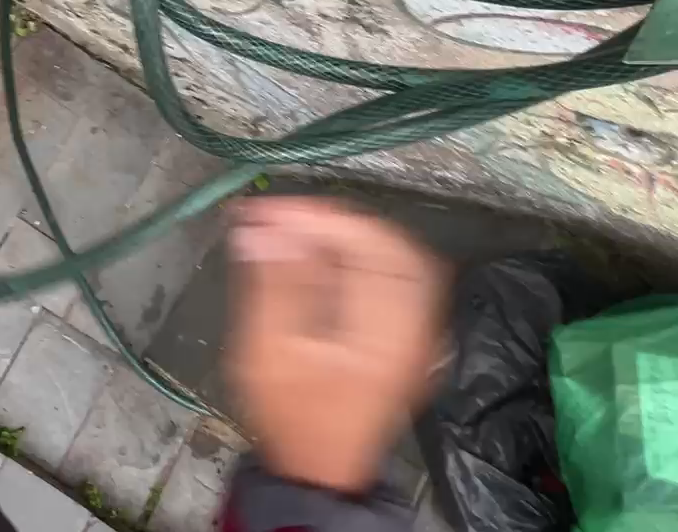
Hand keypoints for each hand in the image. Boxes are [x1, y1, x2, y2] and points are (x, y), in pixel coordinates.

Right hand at [224, 197, 447, 493]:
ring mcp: (411, 334)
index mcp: (383, 336)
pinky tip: (314, 251)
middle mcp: (412, 331)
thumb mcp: (270, 350)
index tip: (274, 212)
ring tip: (291, 227)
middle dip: (335, 220)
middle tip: (283, 215)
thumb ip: (275, 285)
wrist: (316, 465)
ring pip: (393, 258)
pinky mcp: (398, 335)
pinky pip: (388, 276)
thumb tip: (265, 228)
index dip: (324, 219)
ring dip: (344, 233)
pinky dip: (352, 253)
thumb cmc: (289, 414)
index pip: (373, 251)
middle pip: (393, 249)